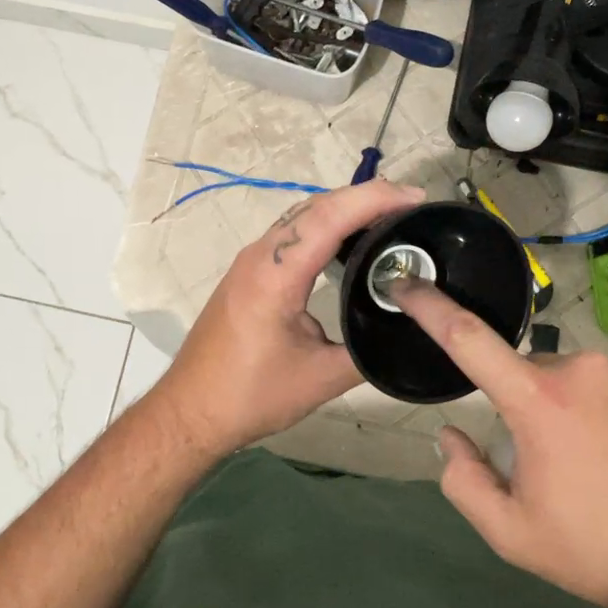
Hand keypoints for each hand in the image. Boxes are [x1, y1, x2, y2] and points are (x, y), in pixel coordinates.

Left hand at [146, 180, 424, 454]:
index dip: (375, 199)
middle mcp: (260, 256)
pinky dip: (327, 225)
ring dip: (345, 208)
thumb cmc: (250, 395)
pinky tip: (350, 240)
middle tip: (413, 205)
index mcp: (276, 275)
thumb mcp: (320, 378)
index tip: (416, 198)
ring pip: (303, 216)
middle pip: (317, 207)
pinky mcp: (249, 272)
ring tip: (390, 217)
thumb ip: (368, 352)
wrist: (191, 410)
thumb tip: (410, 332)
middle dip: (367, 197)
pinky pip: (293, 233)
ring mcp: (251, 261)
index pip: (330, 217)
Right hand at [393, 280, 607, 607]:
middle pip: (532, 375)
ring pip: (579, 381)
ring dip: (575, 411)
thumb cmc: (604, 552)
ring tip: (607, 469)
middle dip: (529, 409)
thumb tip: (451, 435)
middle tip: (555, 468)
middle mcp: (586, 368)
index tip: (403, 282)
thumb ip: (464, 480)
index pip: (468, 339)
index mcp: (540, 401)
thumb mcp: (514, 535)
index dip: (429, 306)